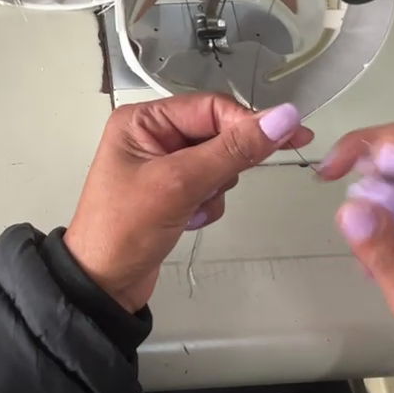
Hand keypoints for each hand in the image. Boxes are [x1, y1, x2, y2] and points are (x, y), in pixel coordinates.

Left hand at [67, 94, 313, 311]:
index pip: (210, 107)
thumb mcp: (179, 184)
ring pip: (219, 162)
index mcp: (143, 120)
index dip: (248, 123)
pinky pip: (210, 186)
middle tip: (215, 187)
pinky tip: (188, 221)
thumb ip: (233, 150)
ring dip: (216, 187)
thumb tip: (285, 117)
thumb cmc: (126, 229)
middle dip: (225, 163)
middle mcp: (152, 135)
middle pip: (217, 133)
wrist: (102, 285)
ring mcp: (162, 165)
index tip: (291, 137)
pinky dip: (208, 204)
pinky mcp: (173, 193)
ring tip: (191, 208)